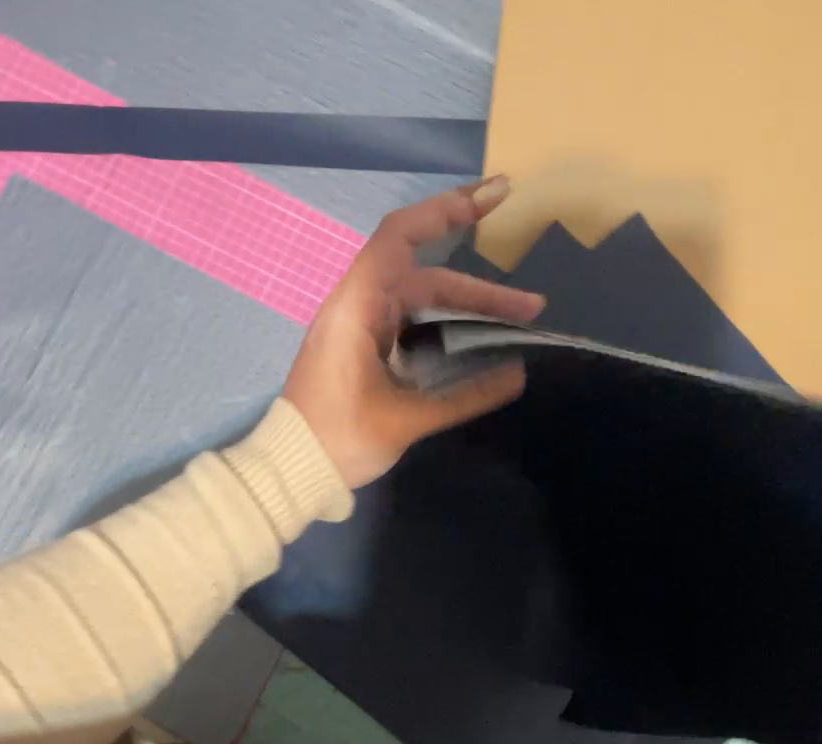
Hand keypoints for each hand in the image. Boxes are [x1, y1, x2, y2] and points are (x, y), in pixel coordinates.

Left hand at [282, 177, 545, 488]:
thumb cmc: (339, 441)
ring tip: (515, 326)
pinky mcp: (358, 351)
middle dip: (479, 291)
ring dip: (463, 311)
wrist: (289, 469)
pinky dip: (440, 329)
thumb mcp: (405, 420)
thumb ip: (464, 395)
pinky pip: (406, 325)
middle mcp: (354, 309)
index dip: (446, 209)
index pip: (399, 238)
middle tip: (532, 308)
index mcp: (355, 309)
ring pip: (418, 304)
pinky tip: (472, 344)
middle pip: (423, 279)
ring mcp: (355, 330)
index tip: (495, 196)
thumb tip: (517, 374)